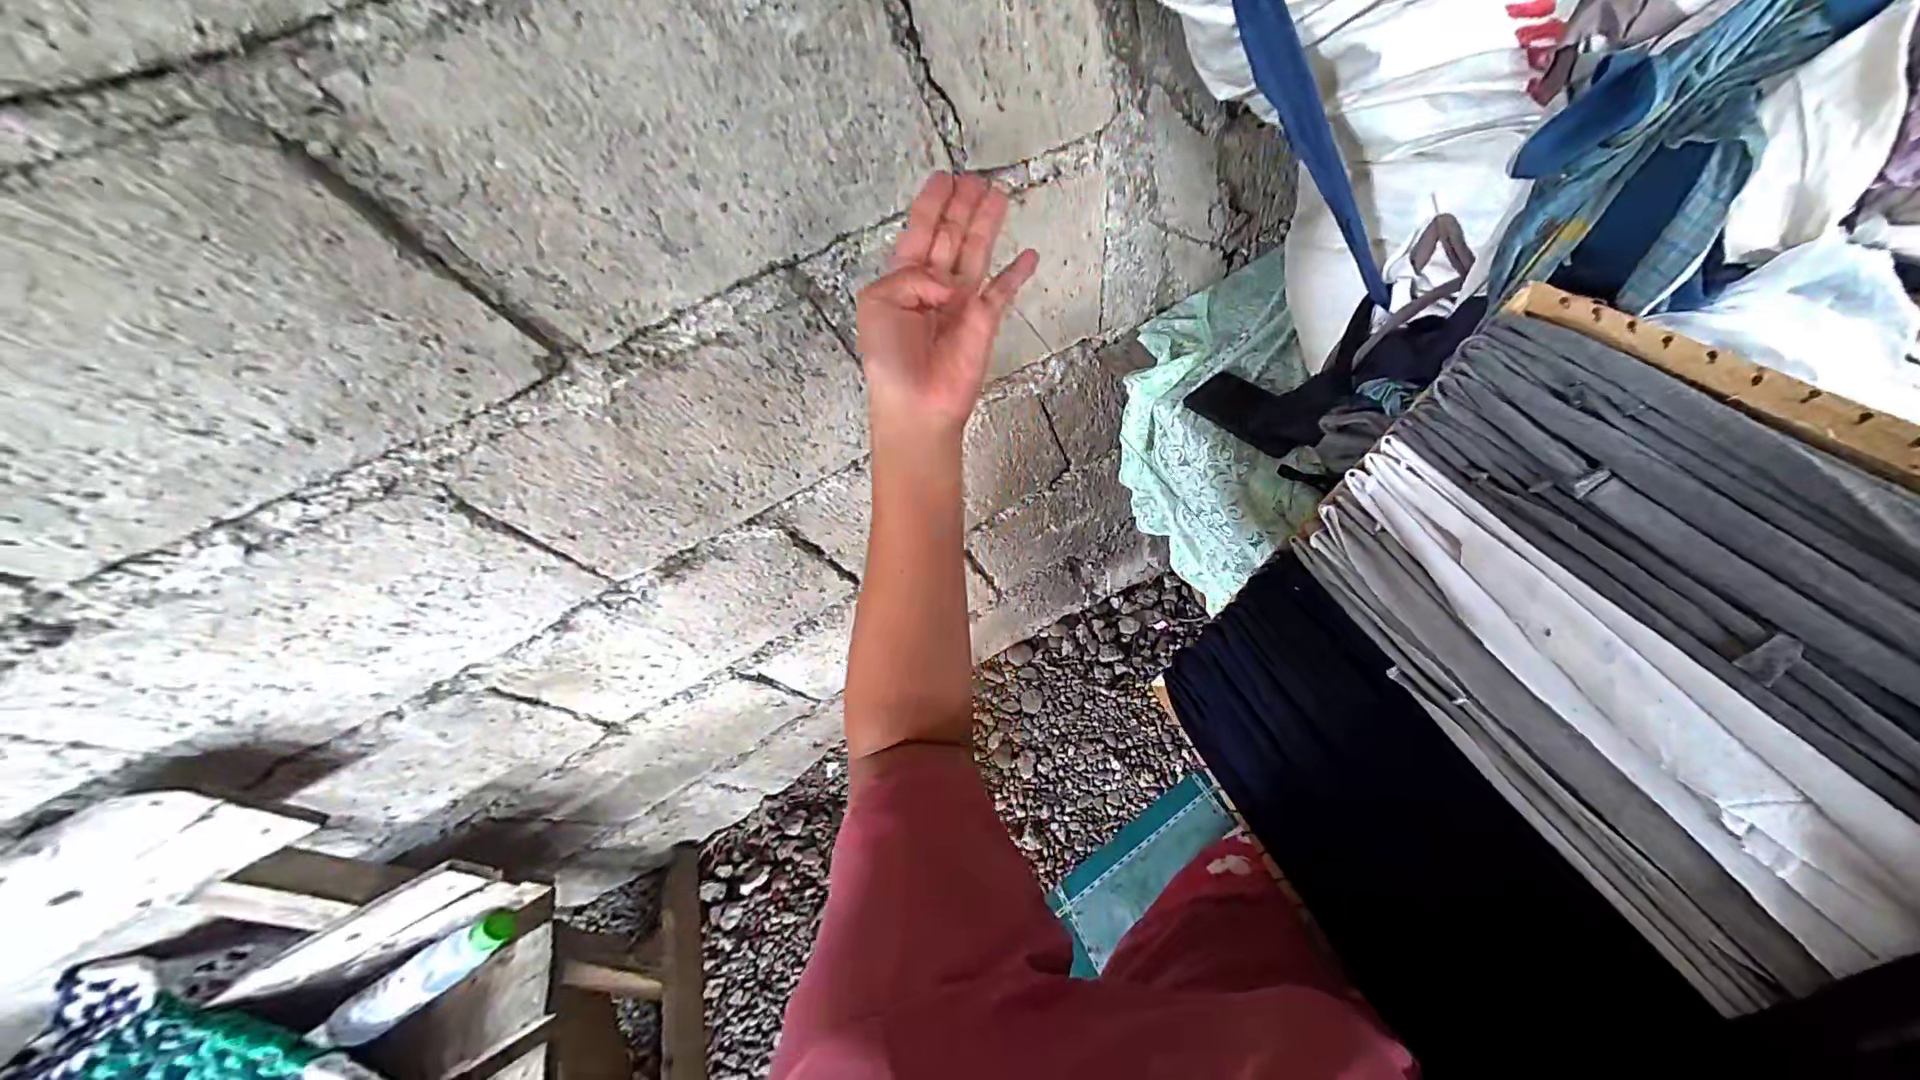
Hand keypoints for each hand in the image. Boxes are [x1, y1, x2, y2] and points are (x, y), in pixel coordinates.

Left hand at [856, 172, 1039, 436]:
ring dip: (987, 225)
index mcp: (904, 281)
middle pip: (952, 236)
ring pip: (978, 253)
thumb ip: (907, 276)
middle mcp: (934, 288)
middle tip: (976, 179)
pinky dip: (1017, 274)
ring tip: (998, 195)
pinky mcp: (985, 321)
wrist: (915, 403)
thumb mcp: (876, 303)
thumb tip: (946, 281)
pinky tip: (1028, 257)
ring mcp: (962, 303)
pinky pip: (1004, 290)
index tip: (942, 178)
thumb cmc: (890, 362)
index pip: (920, 233)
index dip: (931, 204)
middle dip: (963, 206)